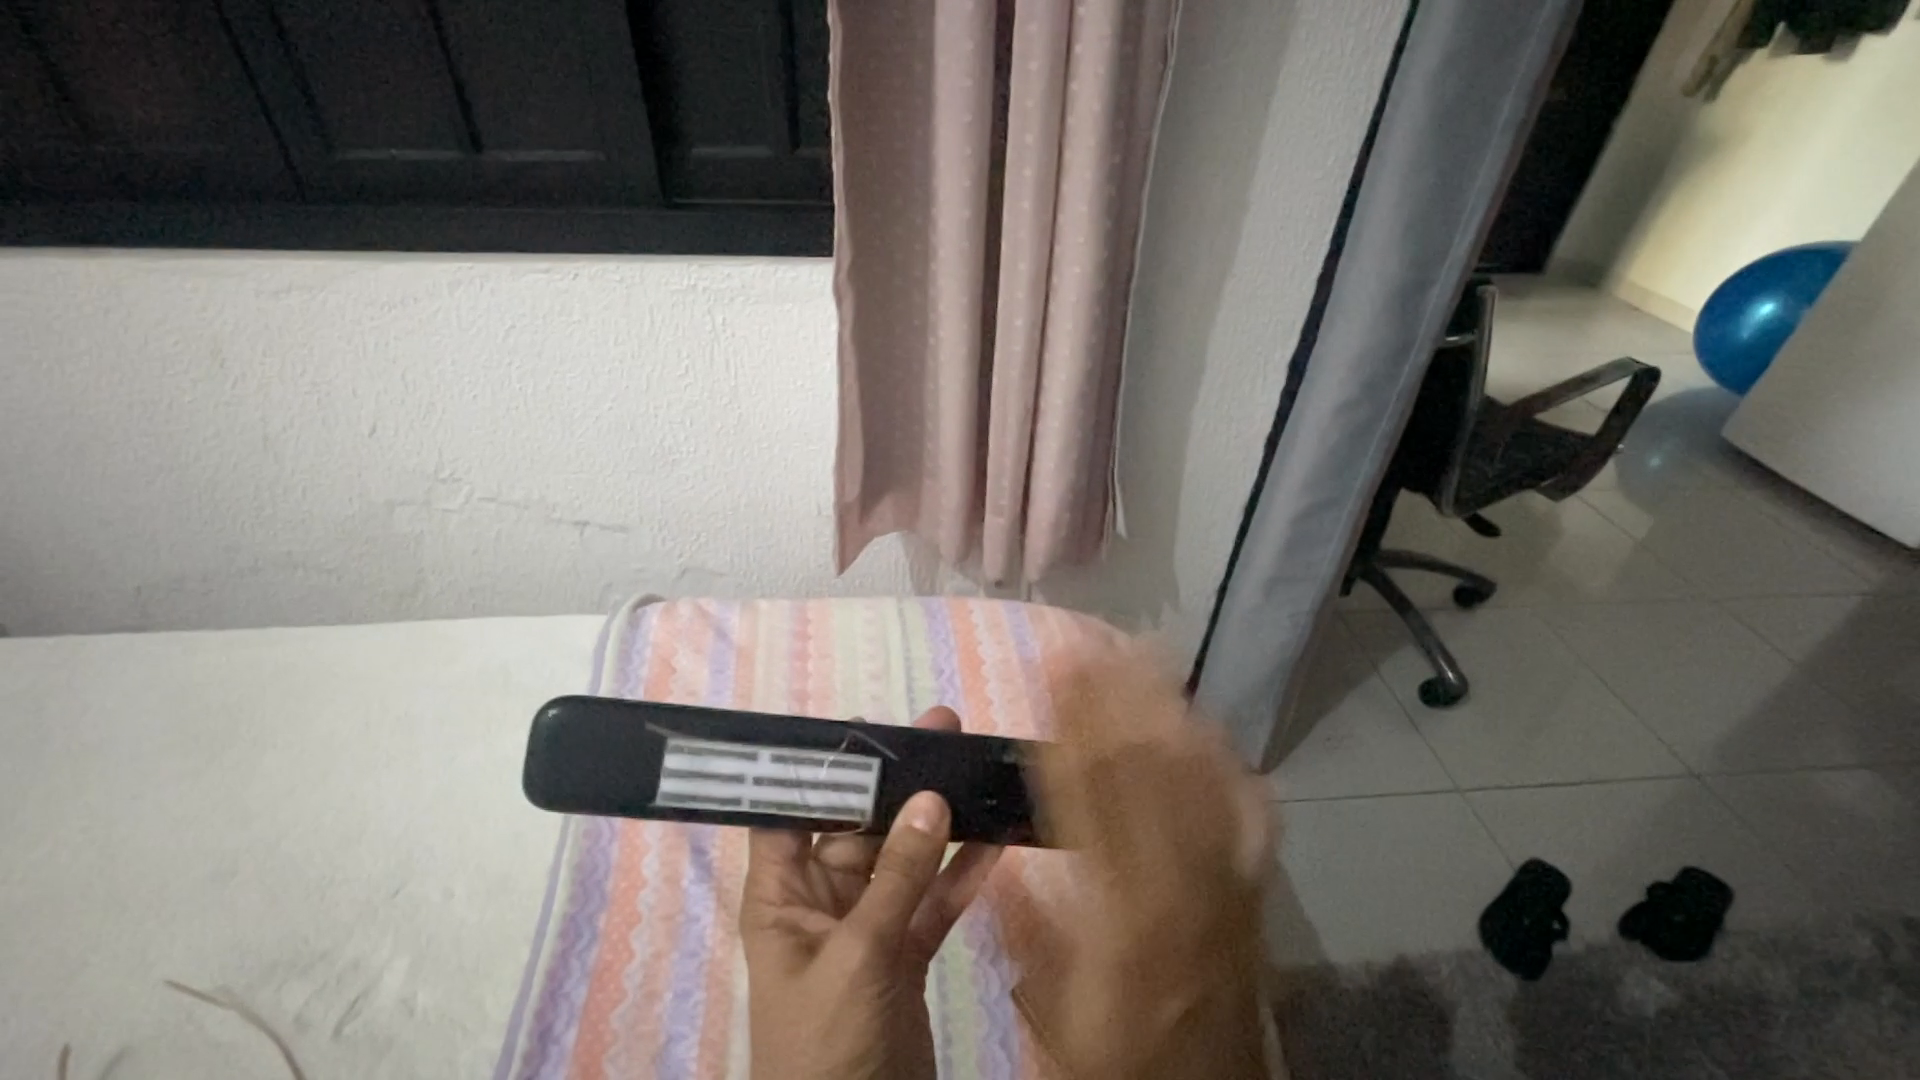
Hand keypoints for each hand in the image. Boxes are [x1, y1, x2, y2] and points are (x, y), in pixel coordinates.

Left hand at [741, 706, 1002, 1079]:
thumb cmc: (825, 1045)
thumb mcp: (857, 955)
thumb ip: (894, 877)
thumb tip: (928, 799)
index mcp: (782, 894)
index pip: (789, 812)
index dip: (817, 769)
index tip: (862, 727)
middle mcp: (822, 899)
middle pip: (857, 825)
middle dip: (895, 782)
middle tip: (939, 730)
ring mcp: (869, 925)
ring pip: (903, 857)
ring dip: (936, 818)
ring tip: (971, 764)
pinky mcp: (907, 952)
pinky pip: (935, 900)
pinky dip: (962, 873)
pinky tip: (996, 839)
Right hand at [1017, 647, 1275, 1079]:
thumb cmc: (1120, 1056)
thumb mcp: (1053, 1006)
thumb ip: (1027, 929)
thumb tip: (999, 857)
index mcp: (1119, 910)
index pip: (1087, 793)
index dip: (1069, 723)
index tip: (1053, 668)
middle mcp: (1179, 885)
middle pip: (1144, 768)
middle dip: (1115, 695)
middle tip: (1095, 638)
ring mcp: (1226, 883)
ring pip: (1196, 775)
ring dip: (1168, 708)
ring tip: (1147, 651)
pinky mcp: (1255, 892)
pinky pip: (1247, 814)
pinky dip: (1227, 761)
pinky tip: (1212, 723)